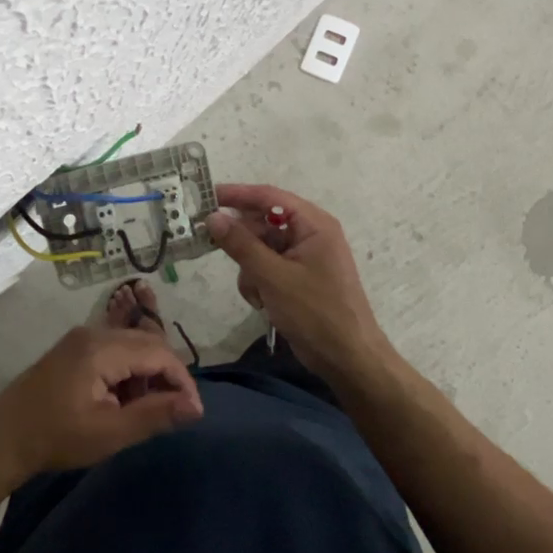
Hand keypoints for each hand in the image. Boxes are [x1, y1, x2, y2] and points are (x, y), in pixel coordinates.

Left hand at [0, 327, 203, 484]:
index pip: (160, 353)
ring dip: (146, 374)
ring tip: (143, 411)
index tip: (191, 413)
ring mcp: (80, 339)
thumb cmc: (57, 437)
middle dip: (166, 375)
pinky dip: (128, 372)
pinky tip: (122, 400)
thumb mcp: (110, 432)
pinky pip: (114, 350)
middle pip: (147, 343)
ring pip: (132, 346)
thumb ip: (154, 415)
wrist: (3, 438)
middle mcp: (93, 333)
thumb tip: (196, 406)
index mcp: (101, 348)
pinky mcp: (73, 349)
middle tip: (170, 413)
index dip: (182, 381)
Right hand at [206, 183, 396, 381]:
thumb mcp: (272, 276)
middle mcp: (311, 235)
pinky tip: (263, 303)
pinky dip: (259, 283)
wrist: (346, 357)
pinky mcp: (298, 279)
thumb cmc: (315, 311)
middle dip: (242, 242)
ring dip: (250, 269)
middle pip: (263, 224)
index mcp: (313, 224)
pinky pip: (268, 269)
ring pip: (261, 249)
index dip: (237, 194)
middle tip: (212, 247)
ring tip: (256, 292)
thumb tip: (213, 217)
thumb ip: (240, 244)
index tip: (206, 196)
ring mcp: (305, 258)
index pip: (270, 197)